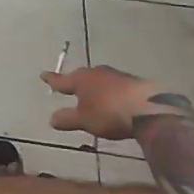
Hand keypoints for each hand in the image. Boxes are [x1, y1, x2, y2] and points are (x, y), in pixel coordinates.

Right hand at [41, 65, 170, 140]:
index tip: (43, 74)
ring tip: (96, 96)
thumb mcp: (84, 120)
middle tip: (72, 86)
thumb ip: (67, 119)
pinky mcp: (136, 83)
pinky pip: (118, 86)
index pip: (60, 80)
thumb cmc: (109, 113)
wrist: (149, 109)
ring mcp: (117, 76)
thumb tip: (52, 119)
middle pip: (82, 77)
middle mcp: (96, 73)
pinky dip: (114, 92)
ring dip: (97, 87)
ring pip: (101, 80)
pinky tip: (117, 100)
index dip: (51, 80)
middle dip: (77, 82)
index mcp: (79, 80)